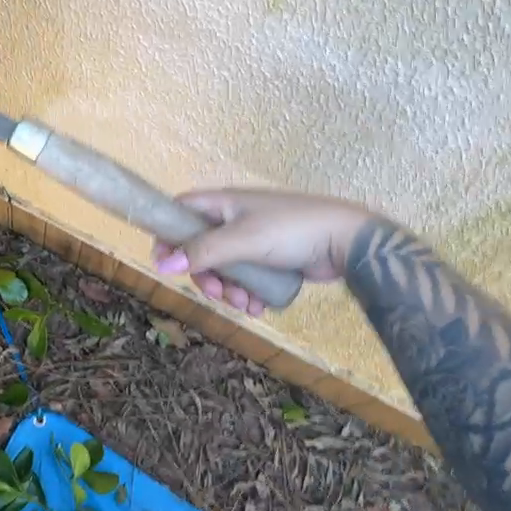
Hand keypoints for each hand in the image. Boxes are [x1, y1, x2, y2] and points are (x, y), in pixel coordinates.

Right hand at [152, 190, 377, 313]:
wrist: (347, 241)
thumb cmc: (291, 230)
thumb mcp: (242, 239)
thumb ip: (202, 251)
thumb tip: (163, 266)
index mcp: (223, 204)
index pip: (180, 212)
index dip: (167, 235)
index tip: (165, 263)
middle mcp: (233, 220)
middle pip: (198, 249)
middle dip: (204, 275)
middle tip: (216, 293)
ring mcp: (251, 241)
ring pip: (222, 269)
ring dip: (228, 290)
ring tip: (245, 304)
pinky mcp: (269, 260)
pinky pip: (245, 279)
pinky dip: (246, 294)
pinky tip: (258, 306)